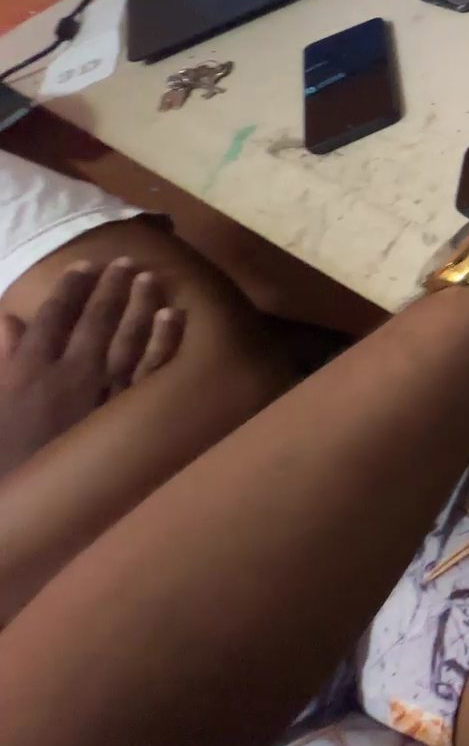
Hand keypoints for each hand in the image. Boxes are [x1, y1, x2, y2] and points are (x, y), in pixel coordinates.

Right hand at [0, 259, 183, 474]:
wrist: (17, 486)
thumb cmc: (5, 438)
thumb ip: (4, 355)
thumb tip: (10, 318)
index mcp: (24, 371)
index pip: (50, 320)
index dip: (68, 290)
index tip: (85, 264)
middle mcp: (67, 374)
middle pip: (92, 321)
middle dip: (109, 288)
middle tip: (126, 259)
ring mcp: (102, 387)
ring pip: (126, 336)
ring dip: (138, 303)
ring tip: (151, 274)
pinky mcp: (129, 404)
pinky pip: (152, 365)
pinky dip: (164, 338)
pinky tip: (175, 313)